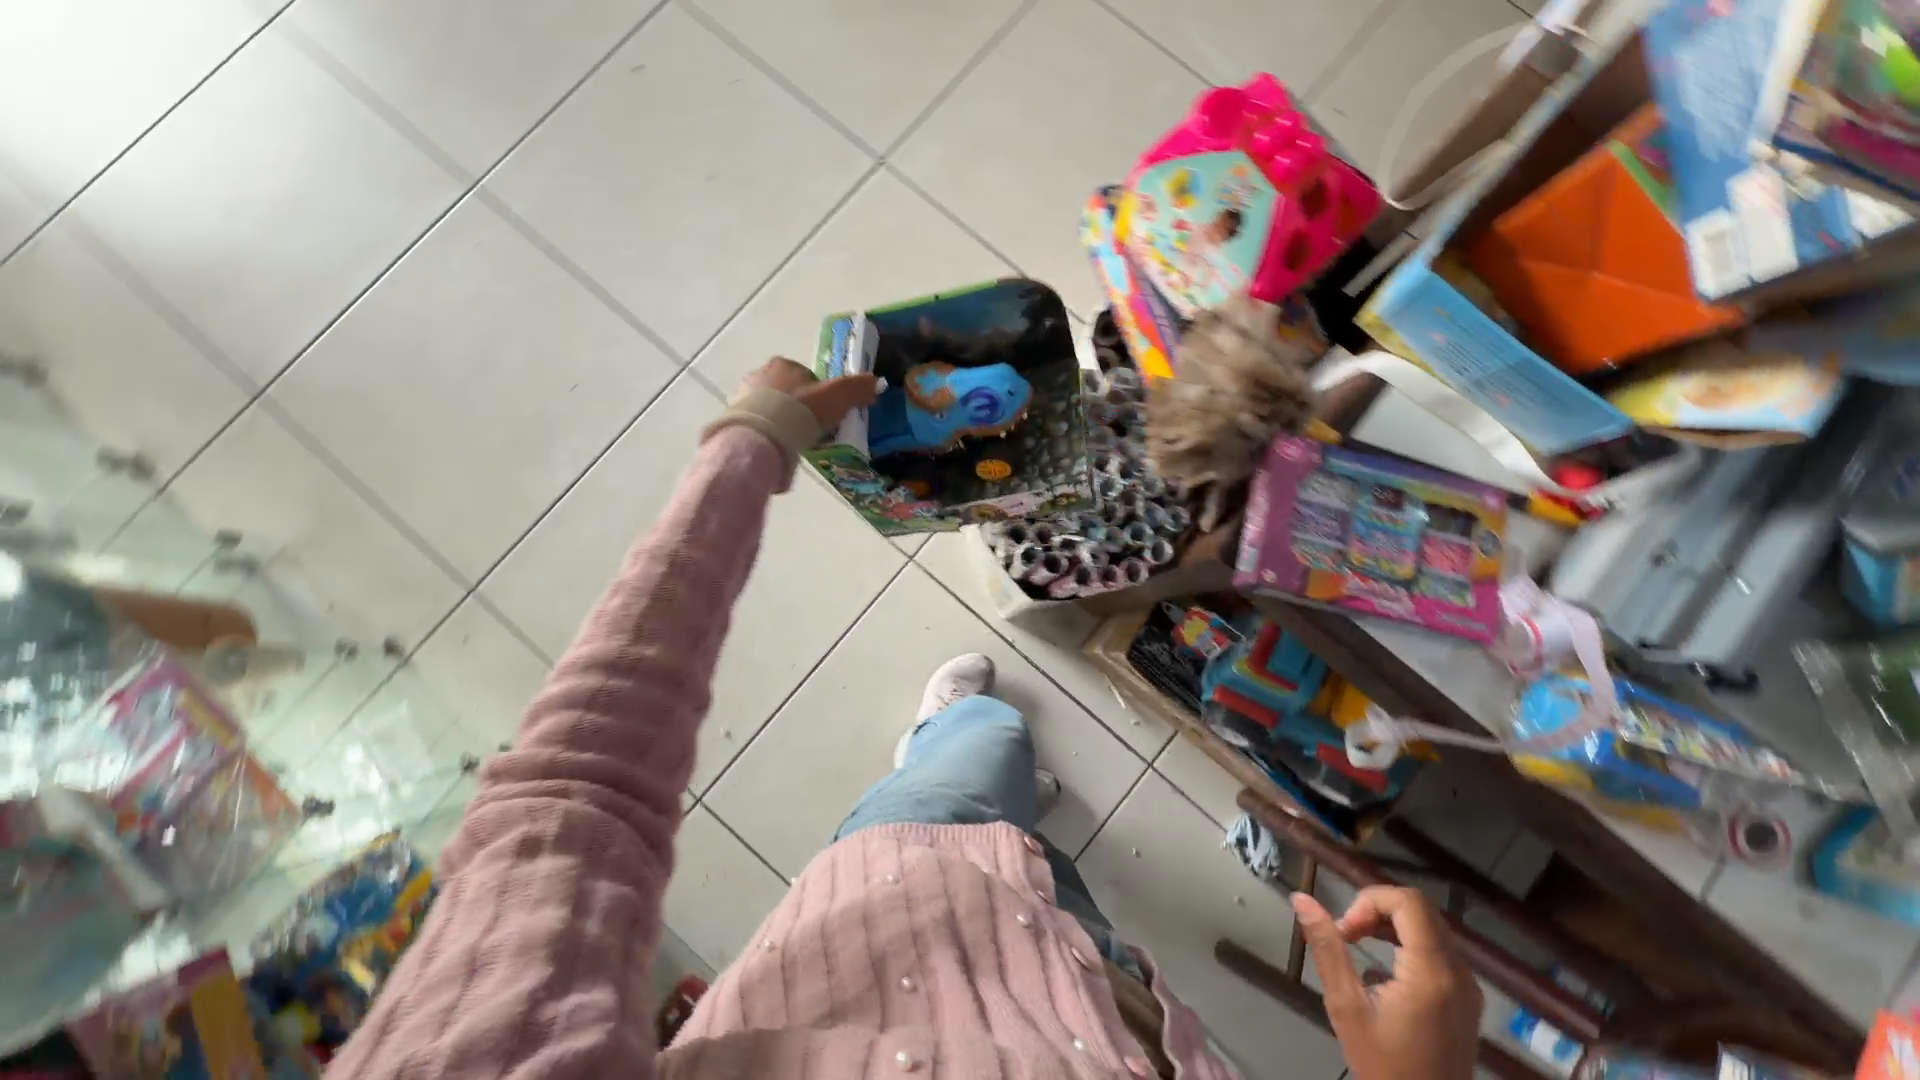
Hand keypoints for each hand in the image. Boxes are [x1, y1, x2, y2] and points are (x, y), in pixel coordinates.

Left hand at [742, 357, 880, 433]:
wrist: (763, 434)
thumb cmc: (801, 409)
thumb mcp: (837, 397)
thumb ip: (858, 388)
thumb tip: (877, 382)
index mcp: (784, 364)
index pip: (806, 376)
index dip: (818, 394)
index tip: (824, 414)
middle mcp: (760, 374)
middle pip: (786, 391)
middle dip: (797, 407)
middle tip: (809, 429)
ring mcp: (744, 396)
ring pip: (770, 407)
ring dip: (781, 420)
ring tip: (793, 443)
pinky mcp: (735, 418)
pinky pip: (757, 425)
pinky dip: (767, 434)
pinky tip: (777, 449)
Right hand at [1293, 886, 1482, 1079]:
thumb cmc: (1383, 1067)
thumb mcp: (1346, 1007)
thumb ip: (1326, 948)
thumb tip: (1301, 898)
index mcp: (1433, 973)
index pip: (1408, 902)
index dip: (1369, 900)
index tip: (1344, 930)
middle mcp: (1460, 973)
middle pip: (1419, 908)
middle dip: (1376, 909)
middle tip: (1346, 934)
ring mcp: (1468, 986)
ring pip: (1429, 926)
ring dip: (1389, 923)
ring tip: (1356, 944)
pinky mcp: (1467, 998)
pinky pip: (1438, 949)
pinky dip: (1407, 942)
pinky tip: (1381, 966)